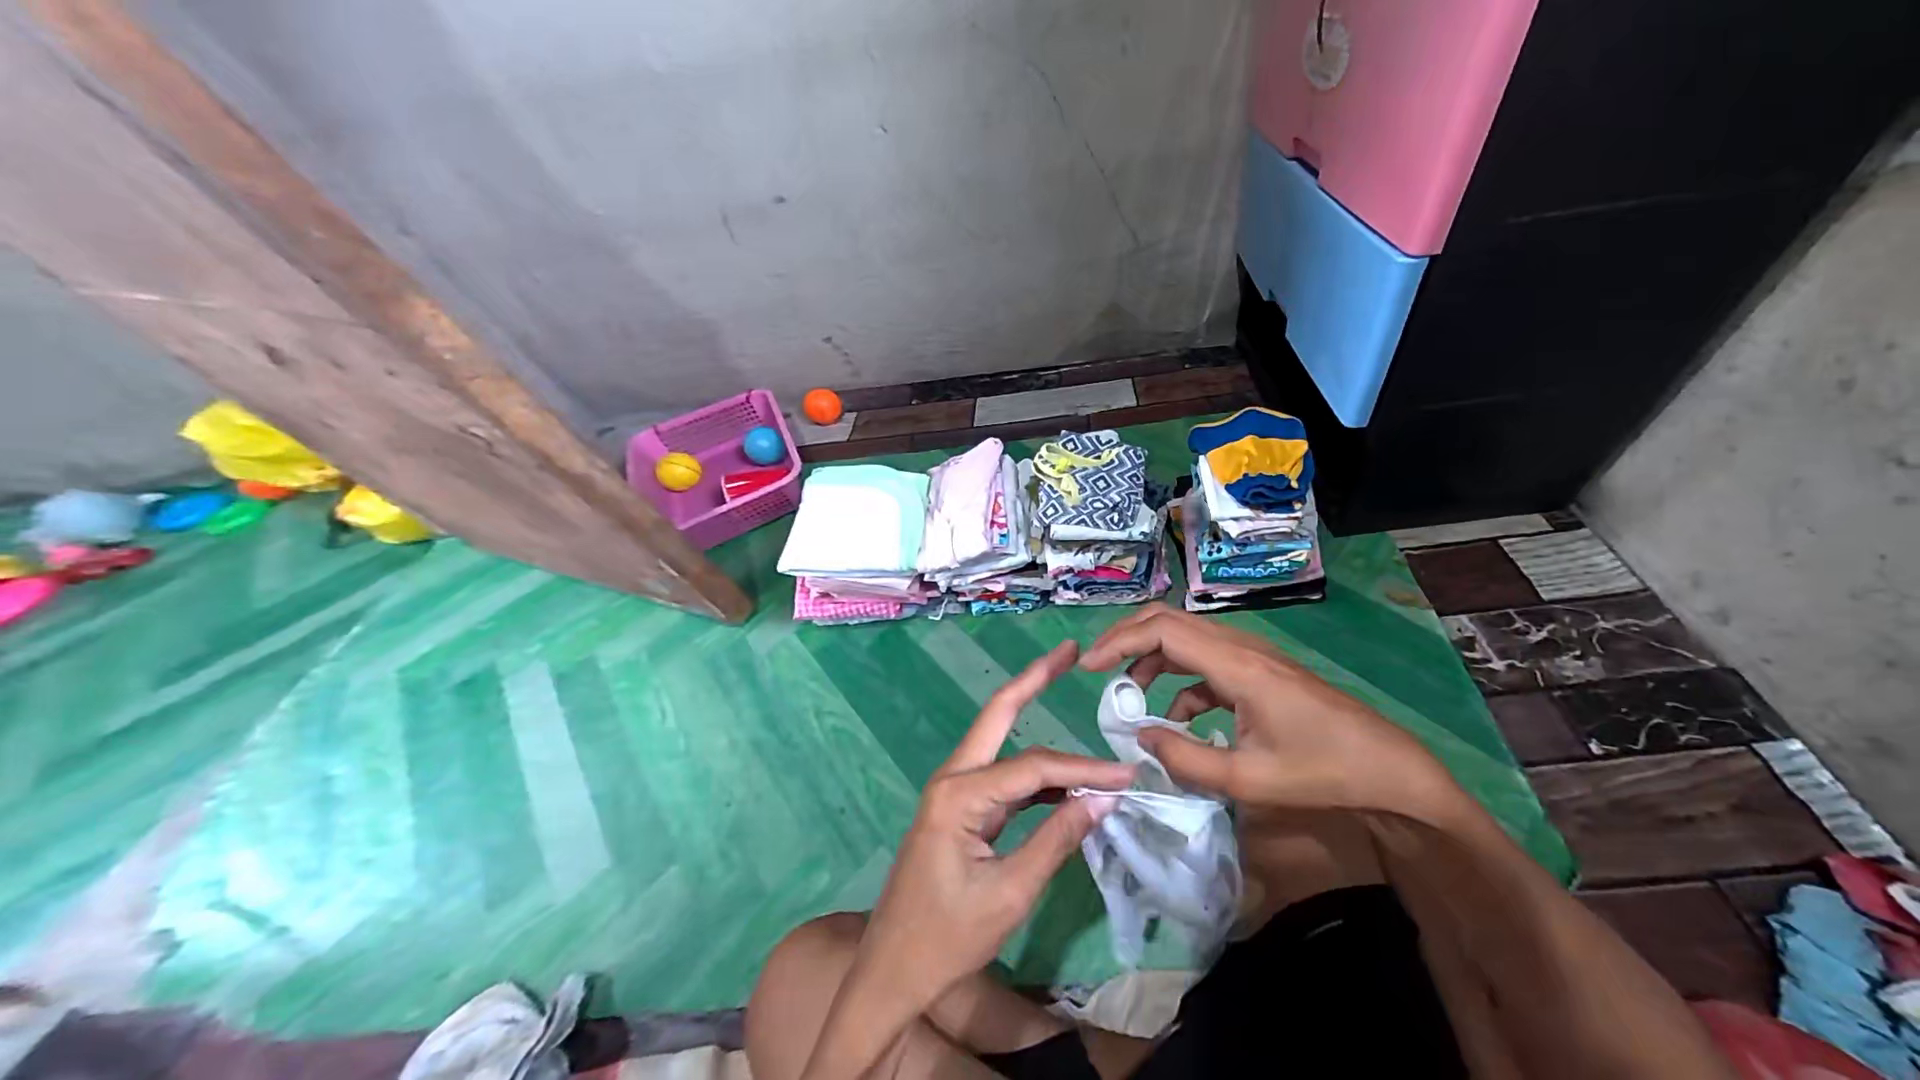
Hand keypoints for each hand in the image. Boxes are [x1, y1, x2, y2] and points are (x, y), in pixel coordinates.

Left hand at [855, 641, 1133, 1010]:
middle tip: (1069, 651)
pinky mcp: (960, 813)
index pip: (1033, 767)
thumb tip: (1104, 797)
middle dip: (1033, 680)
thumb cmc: (947, 938)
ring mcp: (954, 794)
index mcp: (958, 794)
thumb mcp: (1010, 893)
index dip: (1083, 767)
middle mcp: (953, 780)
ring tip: (1074, 701)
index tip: (1127, 775)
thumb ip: (1057, 839)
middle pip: (998, 716)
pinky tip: (1068, 781)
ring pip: (1002, 748)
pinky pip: (1003, 782)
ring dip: (1038, 730)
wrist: (893, 972)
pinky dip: (1036, 778)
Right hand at [1079, 605, 1461, 818]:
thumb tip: (1140, 734)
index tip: (1088, 667)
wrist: (1390, 772)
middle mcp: (1241, 648)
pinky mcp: (1260, 672)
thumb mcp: (1248, 779)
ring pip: (1186, 638)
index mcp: (1236, 664)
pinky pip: (1206, 661)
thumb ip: (1185, 758)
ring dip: (1151, 659)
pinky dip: (1179, 680)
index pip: (1162, 631)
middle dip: (1126, 639)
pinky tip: (1178, 716)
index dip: (1118, 642)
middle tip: (1097, 668)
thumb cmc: (1323, 774)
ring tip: (1130, 696)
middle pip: (1169, 622)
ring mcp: (1252, 657)